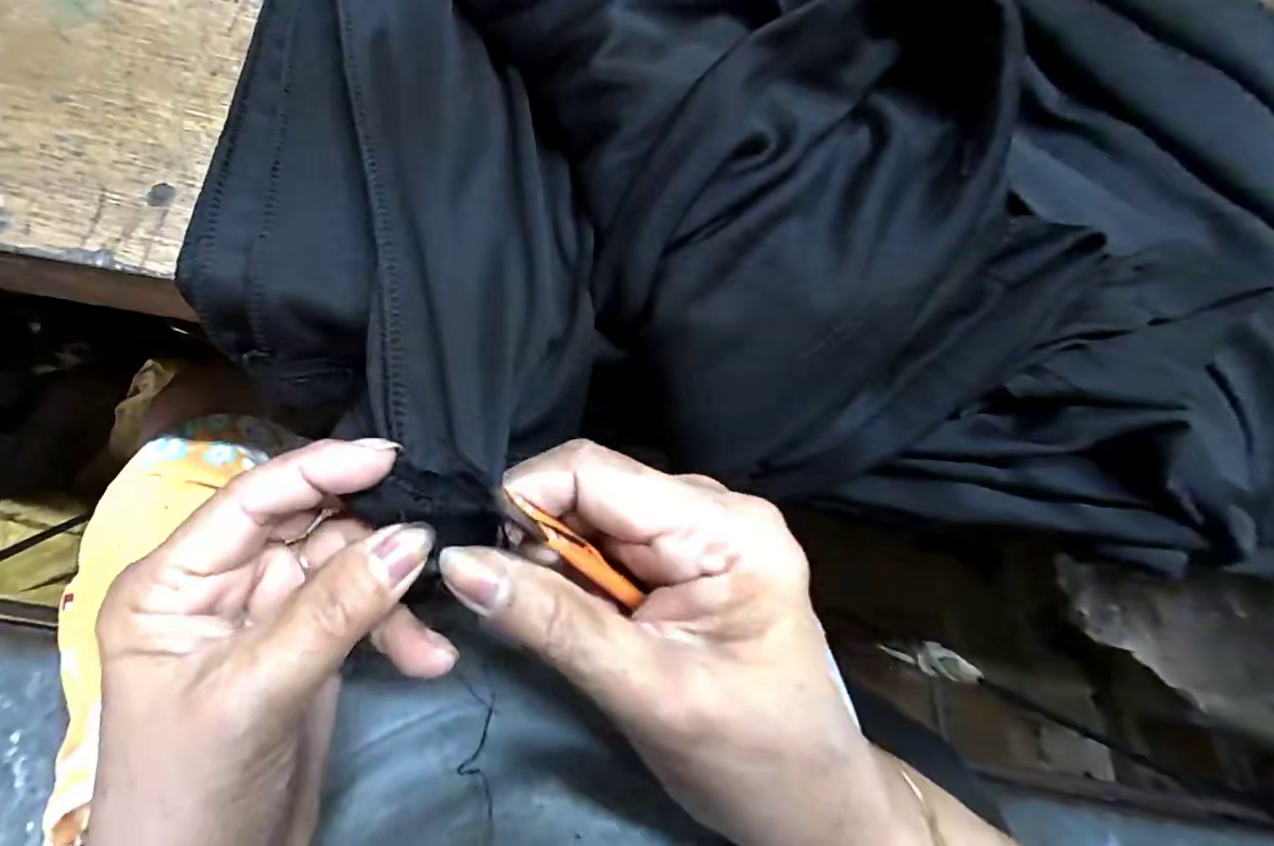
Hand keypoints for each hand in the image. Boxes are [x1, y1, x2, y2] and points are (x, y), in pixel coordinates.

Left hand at [89, 438, 454, 845]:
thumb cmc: (191, 794)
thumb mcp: (257, 693)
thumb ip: (335, 610)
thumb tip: (412, 538)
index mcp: (176, 579)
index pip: (253, 498)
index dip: (321, 469)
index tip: (390, 456)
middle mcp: (223, 580)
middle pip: (308, 524)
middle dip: (367, 532)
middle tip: (427, 530)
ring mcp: (269, 610)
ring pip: (344, 565)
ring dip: (390, 591)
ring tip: (427, 626)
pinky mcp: (308, 640)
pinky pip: (361, 608)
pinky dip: (395, 628)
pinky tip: (425, 657)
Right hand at [437, 441, 979, 845]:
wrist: (814, 802)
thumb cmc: (753, 758)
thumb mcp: (649, 694)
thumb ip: (554, 624)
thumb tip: (459, 564)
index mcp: (724, 527)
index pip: (595, 470)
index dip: (525, 497)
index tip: (479, 555)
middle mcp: (710, 506)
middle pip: (590, 486)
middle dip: (538, 534)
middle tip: (515, 600)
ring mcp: (697, 525)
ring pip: (589, 510)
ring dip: (553, 556)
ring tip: (552, 616)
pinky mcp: (682, 549)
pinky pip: (604, 536)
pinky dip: (574, 570)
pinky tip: (581, 612)